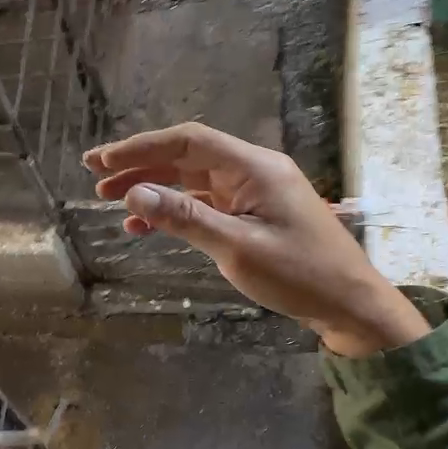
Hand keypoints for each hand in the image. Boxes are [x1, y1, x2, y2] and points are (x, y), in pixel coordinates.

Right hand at [84, 123, 428, 356]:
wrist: (352, 307)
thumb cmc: (300, 275)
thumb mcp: (237, 247)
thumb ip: (184, 217)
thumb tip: (133, 194)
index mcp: (254, 167)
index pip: (187, 141)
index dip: (140, 148)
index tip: (102, 161)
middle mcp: (252, 170)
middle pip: (185, 156)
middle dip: (138, 164)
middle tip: (94, 175)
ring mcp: (252, 192)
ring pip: (189, 179)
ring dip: (150, 186)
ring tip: (109, 199)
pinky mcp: (251, 213)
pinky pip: (202, 202)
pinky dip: (171, 210)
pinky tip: (143, 226)